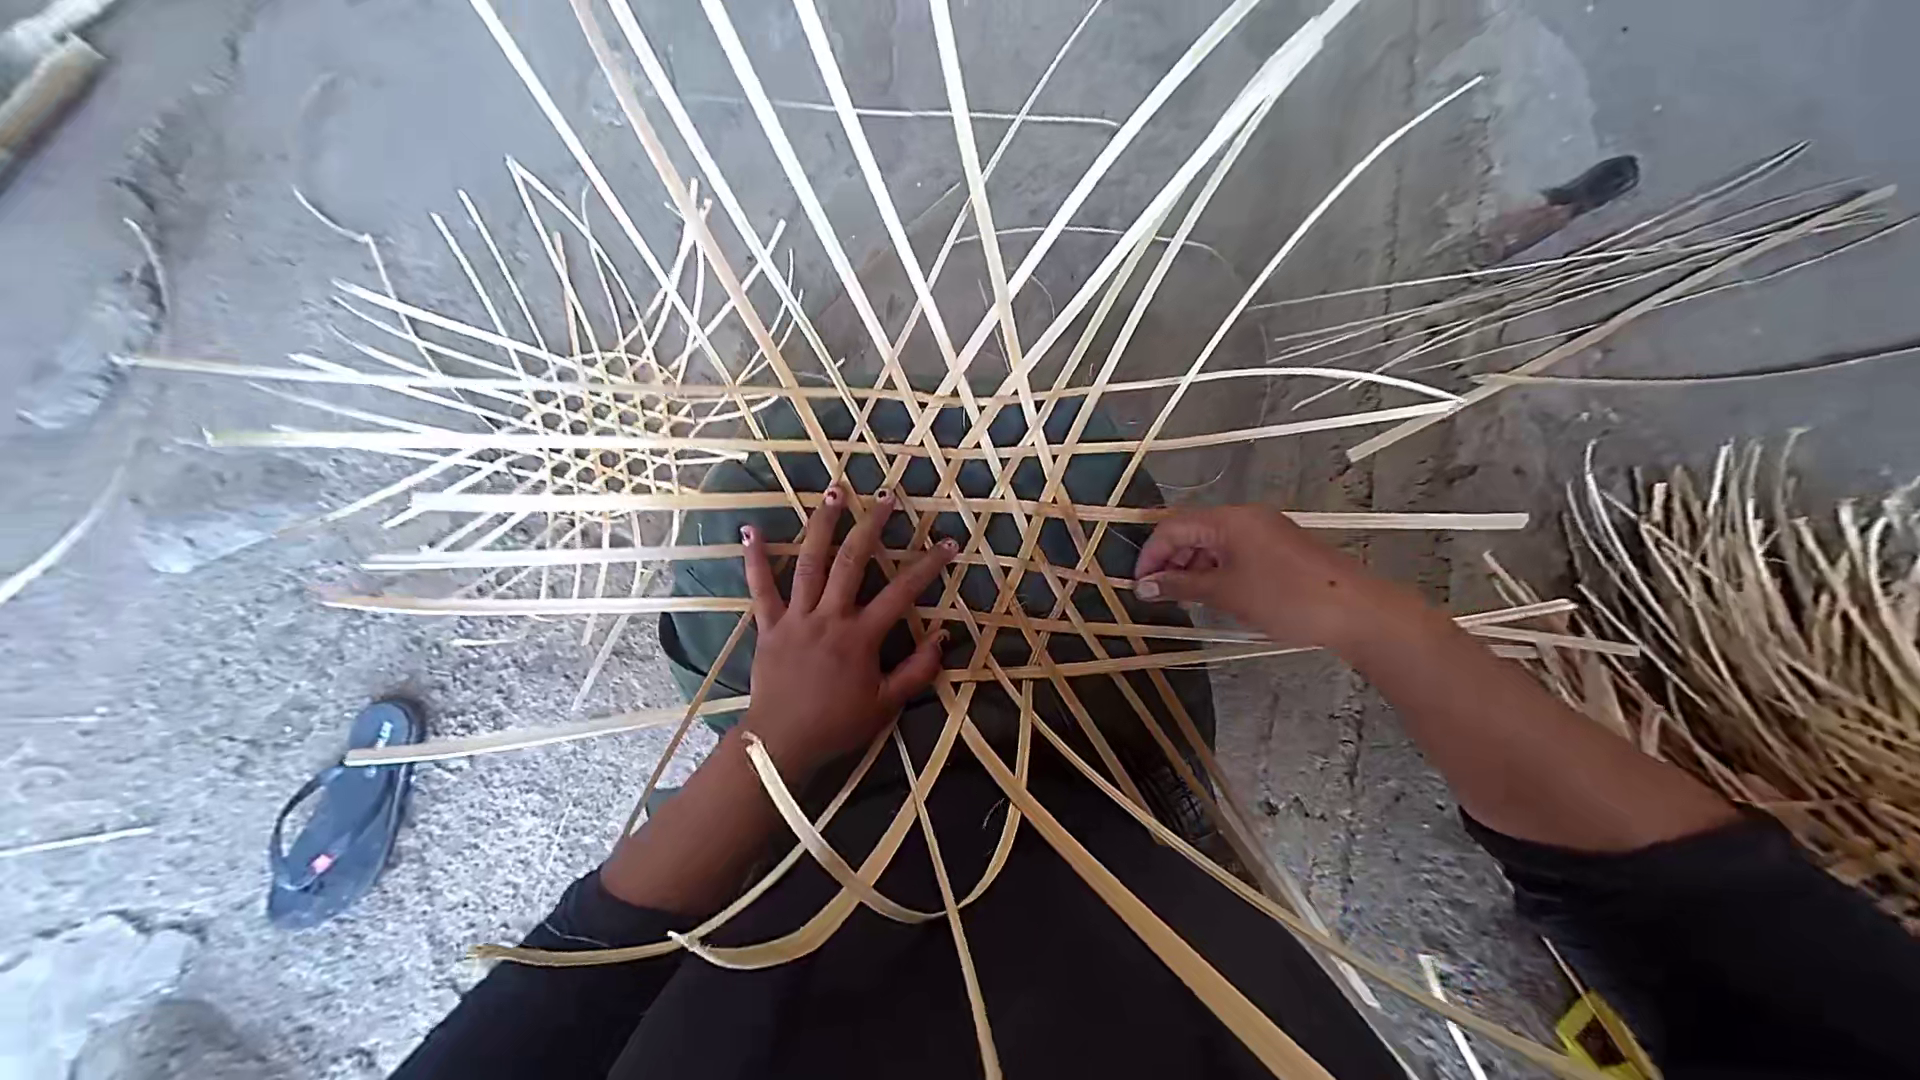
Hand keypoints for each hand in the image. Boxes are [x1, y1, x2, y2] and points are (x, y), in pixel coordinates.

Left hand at [739, 485, 955, 778]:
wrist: (780, 744)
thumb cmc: (837, 725)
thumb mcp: (887, 705)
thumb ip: (918, 670)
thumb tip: (944, 636)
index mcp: (861, 637)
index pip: (903, 592)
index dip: (929, 566)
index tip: (948, 543)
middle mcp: (829, 617)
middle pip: (852, 561)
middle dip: (871, 526)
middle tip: (886, 496)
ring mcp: (796, 617)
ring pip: (810, 563)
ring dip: (823, 525)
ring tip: (834, 493)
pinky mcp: (769, 625)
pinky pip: (760, 588)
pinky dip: (755, 558)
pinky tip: (751, 529)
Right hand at [1131, 505, 1392, 648]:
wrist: (1357, 611)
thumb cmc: (1286, 598)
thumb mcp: (1226, 593)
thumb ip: (1180, 586)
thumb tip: (1143, 586)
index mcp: (1229, 519)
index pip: (1172, 527)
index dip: (1150, 555)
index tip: (1139, 585)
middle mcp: (1245, 517)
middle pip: (1191, 530)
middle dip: (1169, 559)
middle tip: (1158, 593)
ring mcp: (1264, 531)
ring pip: (1212, 542)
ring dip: (1191, 566)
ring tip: (1183, 597)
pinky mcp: (1278, 547)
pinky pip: (1233, 551)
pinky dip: (1215, 569)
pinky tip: (1213, 592)